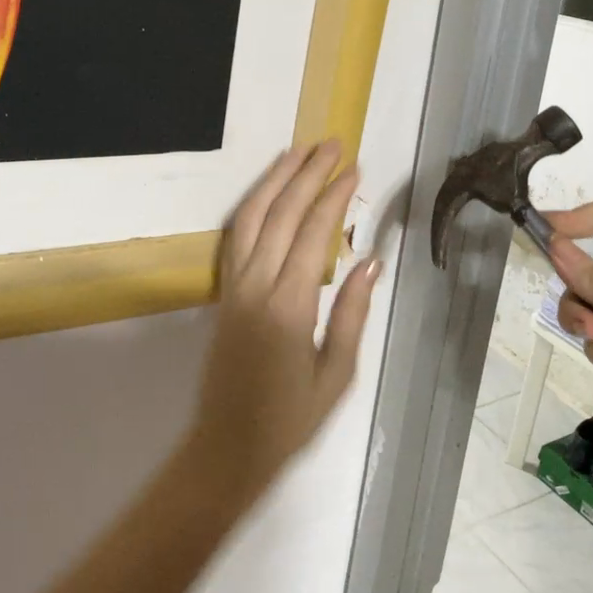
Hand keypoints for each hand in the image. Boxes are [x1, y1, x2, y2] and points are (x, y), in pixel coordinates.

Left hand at [185, 142, 382, 496]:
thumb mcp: (337, 375)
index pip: (314, 234)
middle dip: (307, 174)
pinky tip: (265, 193)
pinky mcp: (222, 295)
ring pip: (250, 219)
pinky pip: (235, 239)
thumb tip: (370, 261)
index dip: (333, 196)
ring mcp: (233, 288)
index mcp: (290, 307)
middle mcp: (256, 287)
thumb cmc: (291, 420)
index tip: (353, 168)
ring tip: (297, 152)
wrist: (228, 448)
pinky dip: (250, 207)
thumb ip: (352, 314)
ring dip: (273, 180)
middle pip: (281, 214)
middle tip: (332, 144)